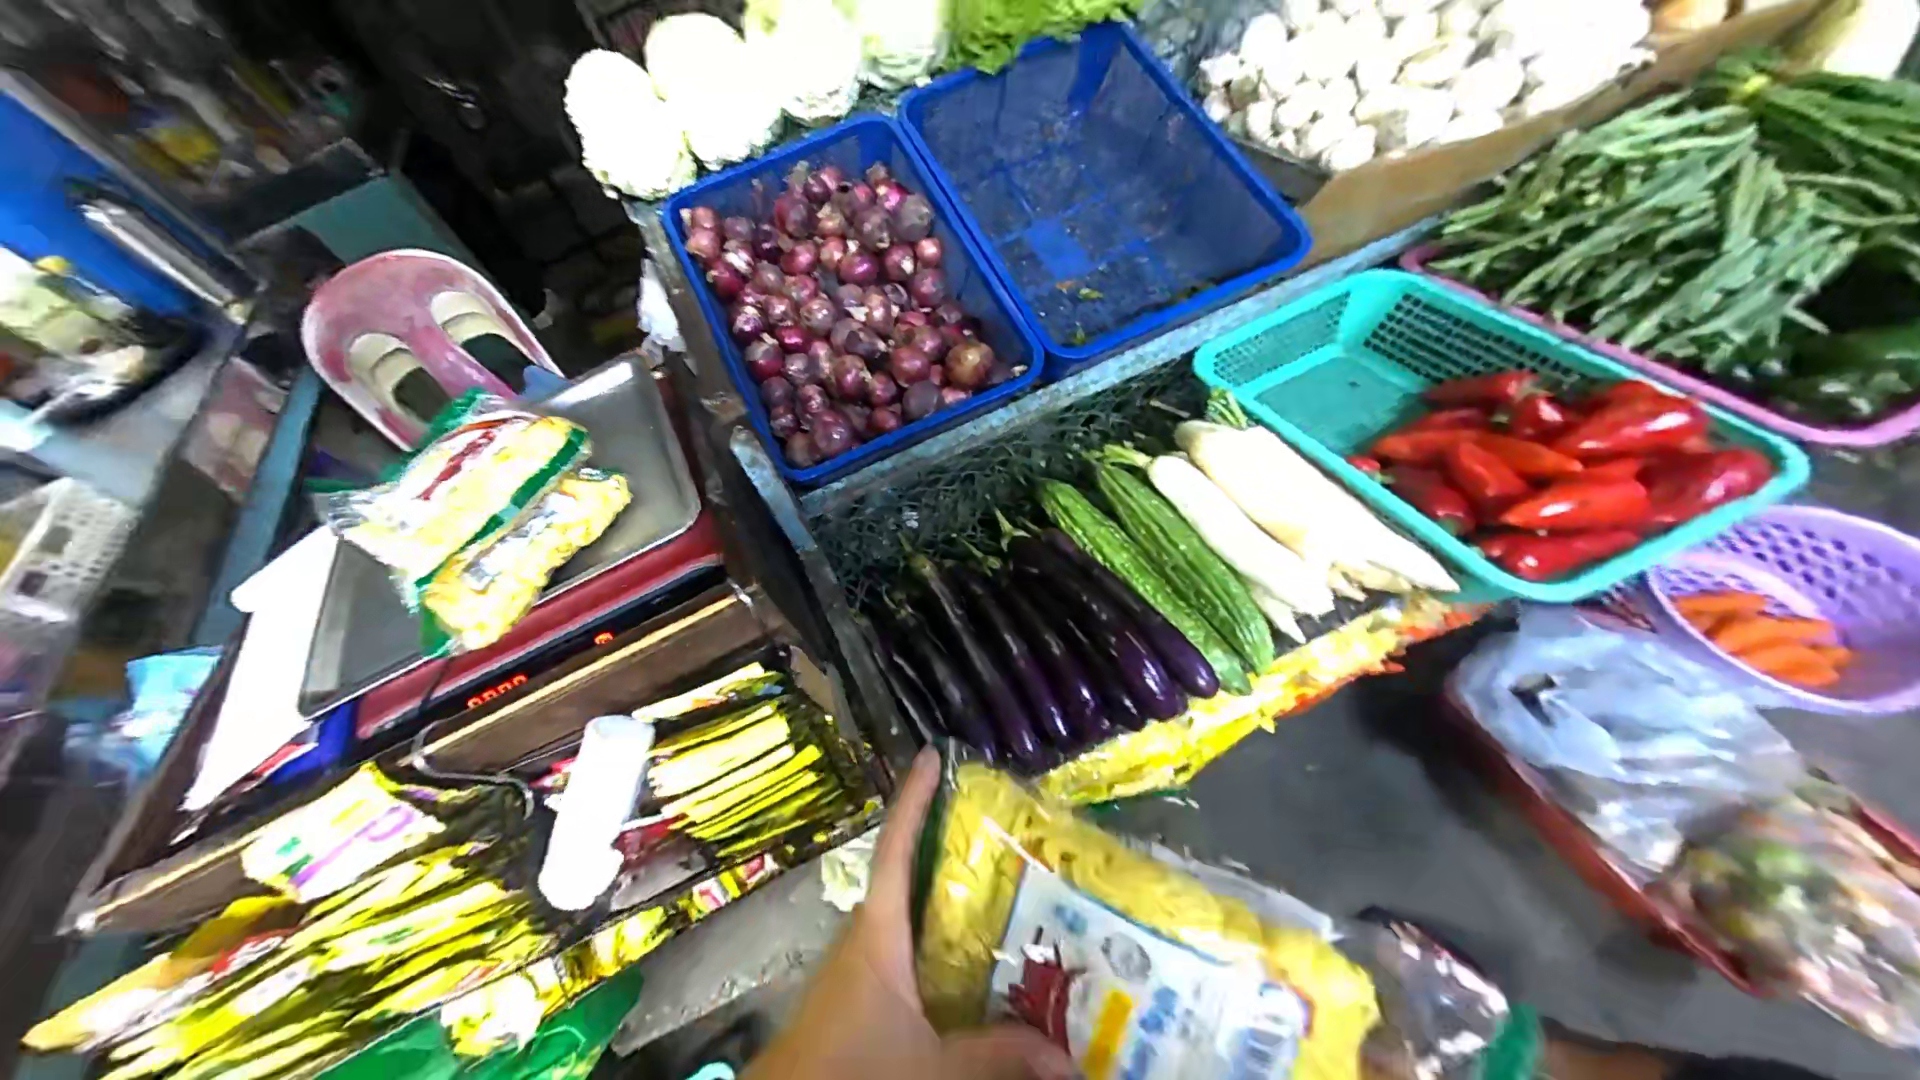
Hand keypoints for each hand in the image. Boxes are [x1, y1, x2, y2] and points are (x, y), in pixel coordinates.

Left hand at [744, 747, 1074, 1079]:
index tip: (931, 754)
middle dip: (944, 842)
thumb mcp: (932, 1066)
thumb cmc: (853, 1070)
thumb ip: (997, 1055)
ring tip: (998, 883)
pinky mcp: (859, 988)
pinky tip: (967, 956)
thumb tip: (1068, 1059)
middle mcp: (867, 932)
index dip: (913, 797)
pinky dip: (934, 935)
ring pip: (906, 910)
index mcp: (879, 929)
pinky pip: (903, 944)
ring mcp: (860, 960)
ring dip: (942, 892)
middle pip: (907, 870)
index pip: (897, 846)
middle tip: (998, 826)